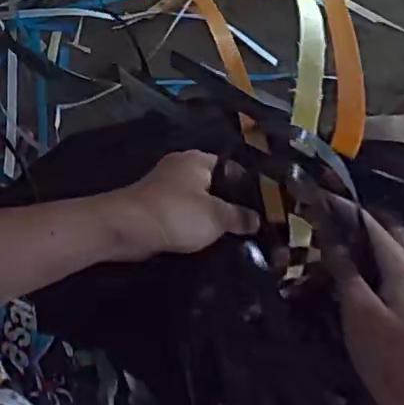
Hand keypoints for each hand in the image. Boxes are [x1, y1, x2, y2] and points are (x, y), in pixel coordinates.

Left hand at [101, 150, 259, 258]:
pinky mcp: (161, 207)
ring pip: (204, 203)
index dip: (252, 186)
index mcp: (196, 160)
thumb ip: (240, 215)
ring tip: (249, 241)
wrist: (130, 227)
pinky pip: (189, 215)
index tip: (273, 207)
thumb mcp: (216, 215)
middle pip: (218, 186)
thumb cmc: (176, 213)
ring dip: (219, 220)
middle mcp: (182, 168)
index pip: (232, 167)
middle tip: (265, 229)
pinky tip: (220, 244)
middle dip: (237, 206)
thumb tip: (257, 218)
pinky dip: (202, 227)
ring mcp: (169, 187)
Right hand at [327, 210, 403, 404]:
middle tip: (327, 213)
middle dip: (363, 218)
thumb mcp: (358, 312)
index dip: (342, 207)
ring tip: (339, 237)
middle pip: (395, 234)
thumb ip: (344, 269)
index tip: (312, 193)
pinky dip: (381, 260)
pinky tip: (361, 270)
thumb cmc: (392, 362)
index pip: (372, 224)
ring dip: (373, 240)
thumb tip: (328, 233)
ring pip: (402, 253)